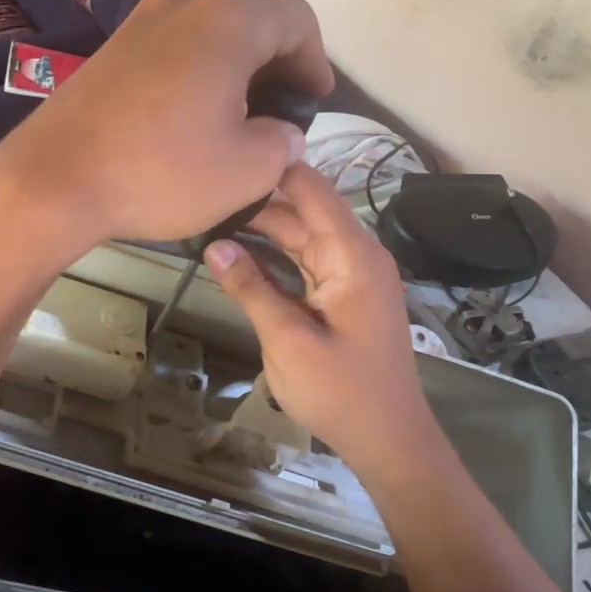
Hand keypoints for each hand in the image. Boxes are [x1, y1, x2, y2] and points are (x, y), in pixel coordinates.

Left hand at [0, 0, 334, 246]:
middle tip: (278, 118)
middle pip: (250, 25)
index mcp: (228, 20)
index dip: (317, 62)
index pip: (296, 21)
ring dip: (230, 76)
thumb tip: (281, 133)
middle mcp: (182, 5)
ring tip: (234, 126)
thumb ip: (282, 144)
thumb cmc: (160, 171)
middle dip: (274, 69)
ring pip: (206, 40)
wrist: (52, 180)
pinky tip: (185, 125)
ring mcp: (137, 24)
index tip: (314, 102)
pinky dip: (191, 80)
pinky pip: (169, 55)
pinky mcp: (107, 52)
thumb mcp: (246, 170)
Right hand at [204, 164, 425, 461]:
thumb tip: (214, 245)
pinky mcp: (342, 295)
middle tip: (202, 188)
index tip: (227, 152)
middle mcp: (355, 255)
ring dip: (261, 226)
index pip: (312, 189)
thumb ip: (251, 288)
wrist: (389, 439)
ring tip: (208, 211)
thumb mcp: (287, 340)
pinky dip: (273, 254)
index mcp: (352, 255)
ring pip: (301, 235)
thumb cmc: (342, 392)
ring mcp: (350, 276)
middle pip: (303, 209)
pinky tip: (237, 249)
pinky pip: (304, 261)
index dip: (273, 167)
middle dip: (257, 197)